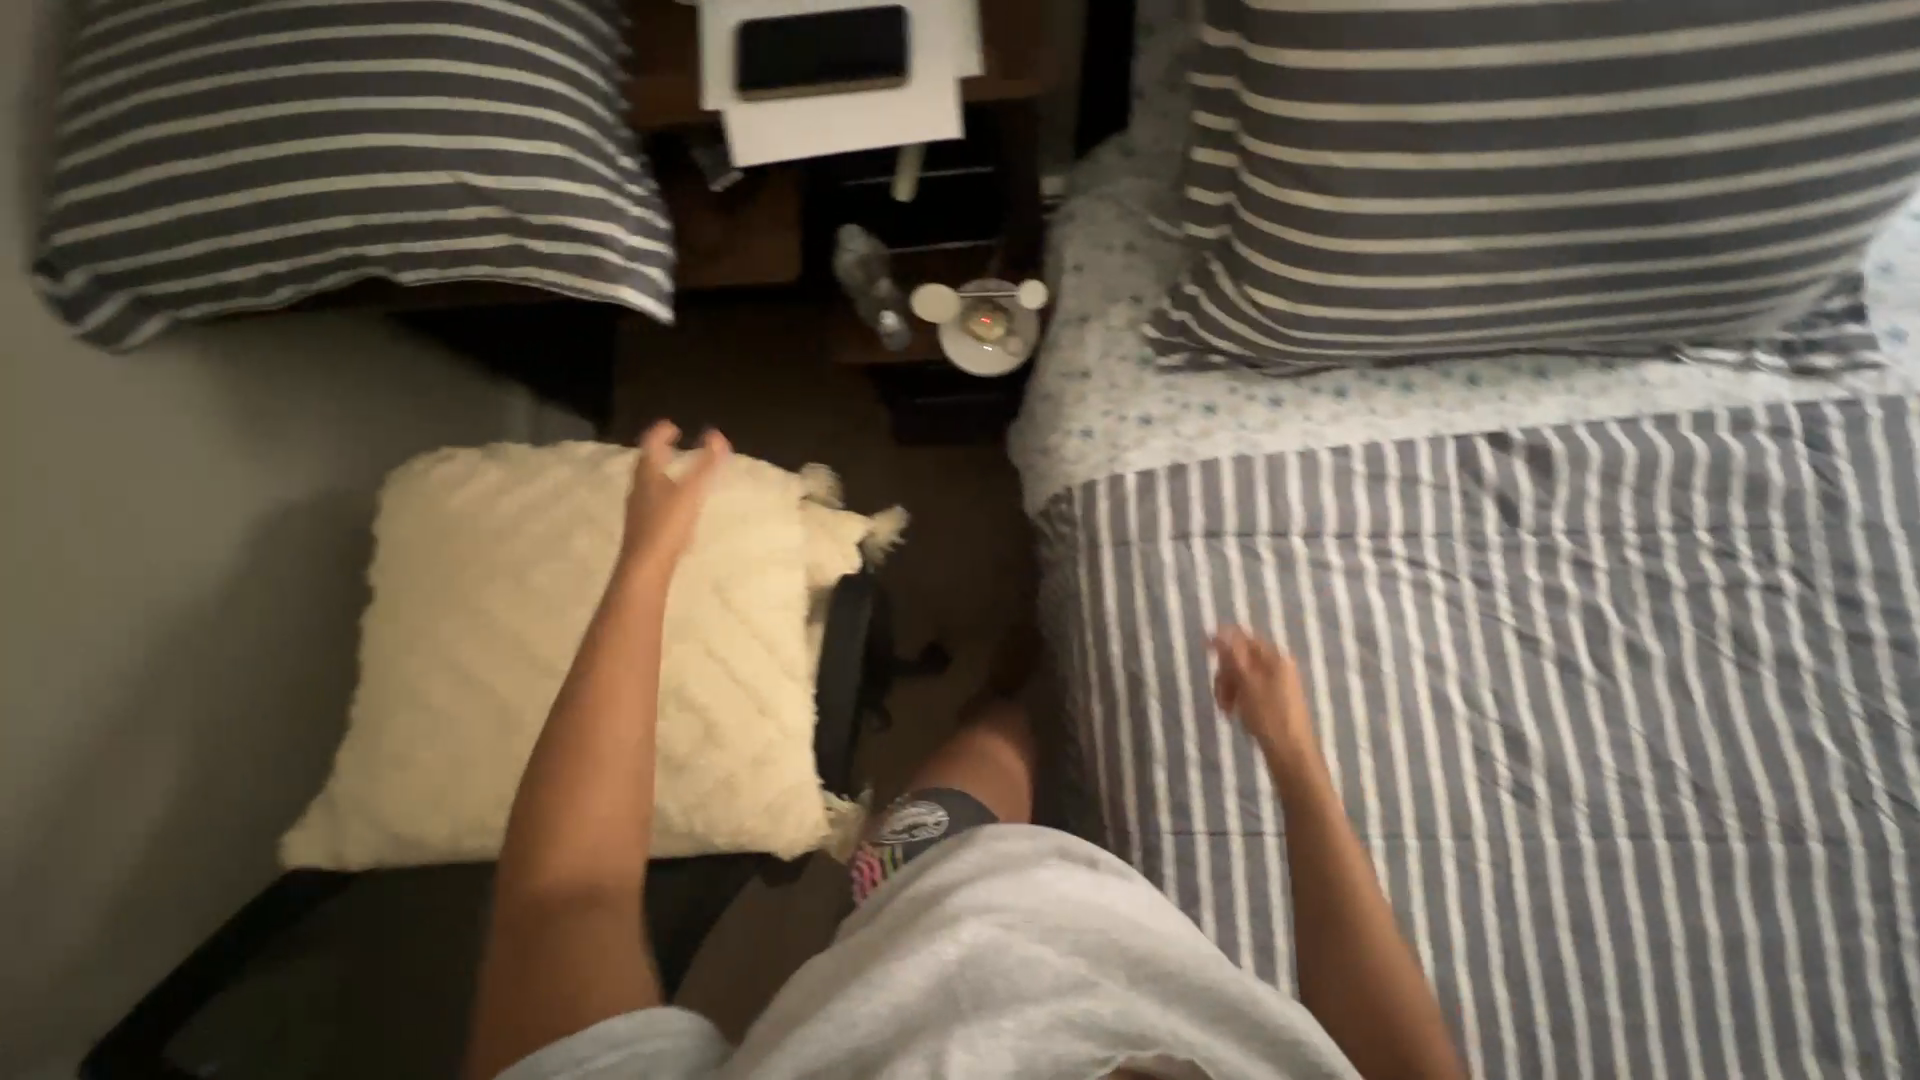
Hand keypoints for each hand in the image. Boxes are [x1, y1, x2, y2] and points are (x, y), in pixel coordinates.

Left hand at [620, 421, 729, 574]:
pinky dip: (662, 496)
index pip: (650, 446)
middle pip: (645, 465)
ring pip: (646, 485)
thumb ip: (707, 464)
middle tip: (671, 446)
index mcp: (647, 476)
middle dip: (657, 452)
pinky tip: (674, 508)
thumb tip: (717, 435)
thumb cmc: (667, 525)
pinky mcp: (642, 529)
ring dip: (659, 474)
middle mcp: (638, 489)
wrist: (645, 566)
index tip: (672, 426)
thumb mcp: (692, 491)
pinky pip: (651, 504)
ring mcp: (638, 510)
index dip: (660, 433)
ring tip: (674, 473)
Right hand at [1211, 626, 1318, 766]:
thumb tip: (1220, 631)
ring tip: (1226, 709)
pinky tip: (1236, 713)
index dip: (1224, 642)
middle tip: (1219, 694)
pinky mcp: (1275, 700)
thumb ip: (1233, 656)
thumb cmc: (1268, 716)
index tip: (1204, 649)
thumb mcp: (1246, 683)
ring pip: (1244, 676)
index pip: (1245, 639)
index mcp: (1275, 658)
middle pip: (1242, 658)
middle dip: (1226, 674)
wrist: (1290, 753)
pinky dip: (1239, 698)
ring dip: (1229, 688)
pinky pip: (1250, 690)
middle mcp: (1279, 666)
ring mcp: (1278, 684)